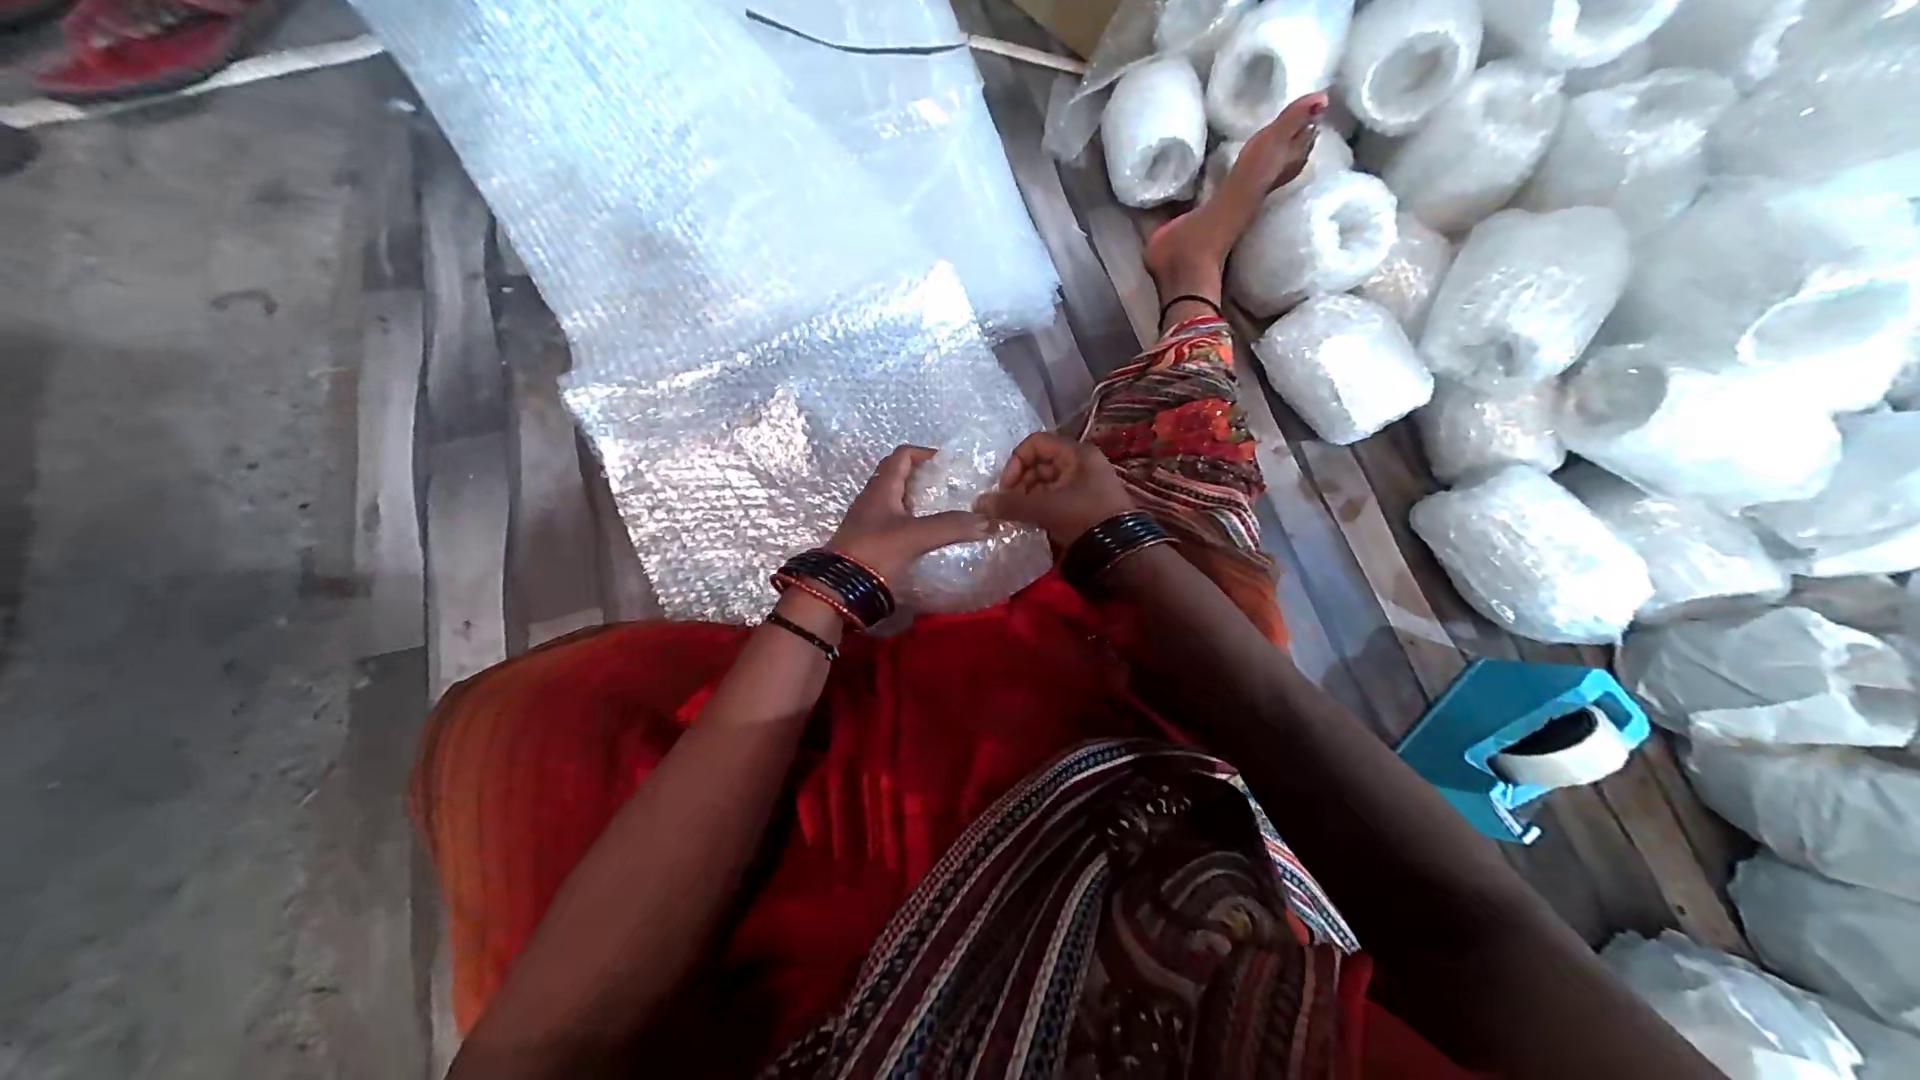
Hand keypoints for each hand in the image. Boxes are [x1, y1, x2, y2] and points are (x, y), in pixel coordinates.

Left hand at [827, 445, 991, 582]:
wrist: (839, 587)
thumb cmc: (874, 551)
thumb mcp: (915, 536)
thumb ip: (950, 526)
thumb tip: (986, 521)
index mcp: (881, 488)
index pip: (902, 455)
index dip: (924, 453)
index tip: (946, 463)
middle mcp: (872, 499)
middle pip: (897, 476)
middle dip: (922, 477)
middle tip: (946, 487)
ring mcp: (868, 521)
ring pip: (895, 500)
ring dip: (916, 501)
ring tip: (941, 512)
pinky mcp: (868, 541)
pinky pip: (892, 522)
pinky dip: (910, 522)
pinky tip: (925, 537)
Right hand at [972, 432, 1136, 545]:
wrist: (1120, 550)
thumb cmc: (1084, 517)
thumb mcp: (1046, 508)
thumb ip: (1011, 504)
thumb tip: (978, 504)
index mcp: (1076, 454)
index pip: (1036, 443)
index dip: (1017, 461)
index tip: (1007, 487)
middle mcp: (1080, 464)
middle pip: (1039, 463)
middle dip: (1020, 482)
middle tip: (1008, 505)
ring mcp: (1082, 484)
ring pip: (1045, 483)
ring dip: (1027, 497)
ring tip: (1016, 516)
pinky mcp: (1082, 504)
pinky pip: (1053, 498)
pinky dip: (1038, 506)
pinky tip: (1028, 521)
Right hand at [1225, 90, 1326, 202]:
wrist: (1242, 192)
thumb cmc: (1260, 159)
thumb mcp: (1279, 131)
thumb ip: (1298, 113)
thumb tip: (1324, 96)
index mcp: (1303, 146)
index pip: (1312, 125)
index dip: (1310, 114)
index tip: (1306, 106)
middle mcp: (1299, 160)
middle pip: (1305, 140)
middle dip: (1303, 129)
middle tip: (1296, 118)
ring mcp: (1286, 173)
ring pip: (1295, 152)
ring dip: (1292, 144)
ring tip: (1285, 135)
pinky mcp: (1271, 182)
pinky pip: (1282, 163)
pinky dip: (1281, 156)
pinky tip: (1275, 155)